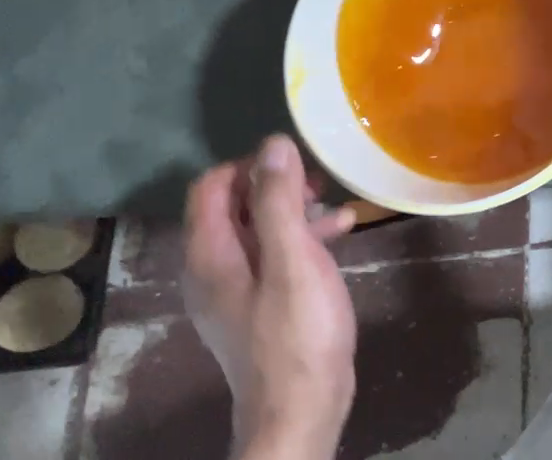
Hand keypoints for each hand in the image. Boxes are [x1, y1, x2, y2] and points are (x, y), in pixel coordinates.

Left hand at [182, 135, 358, 458]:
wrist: (301, 407)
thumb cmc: (298, 330)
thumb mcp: (293, 258)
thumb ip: (278, 202)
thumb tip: (273, 146)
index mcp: (210, 256)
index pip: (210, 187)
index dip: (250, 166)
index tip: (298, 162)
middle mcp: (212, 269)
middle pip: (232, 206)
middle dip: (276, 186)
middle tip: (321, 183)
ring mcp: (236, 290)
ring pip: (258, 230)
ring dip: (294, 210)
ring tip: (338, 205)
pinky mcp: (260, 305)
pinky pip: (274, 254)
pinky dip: (302, 237)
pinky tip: (341, 234)